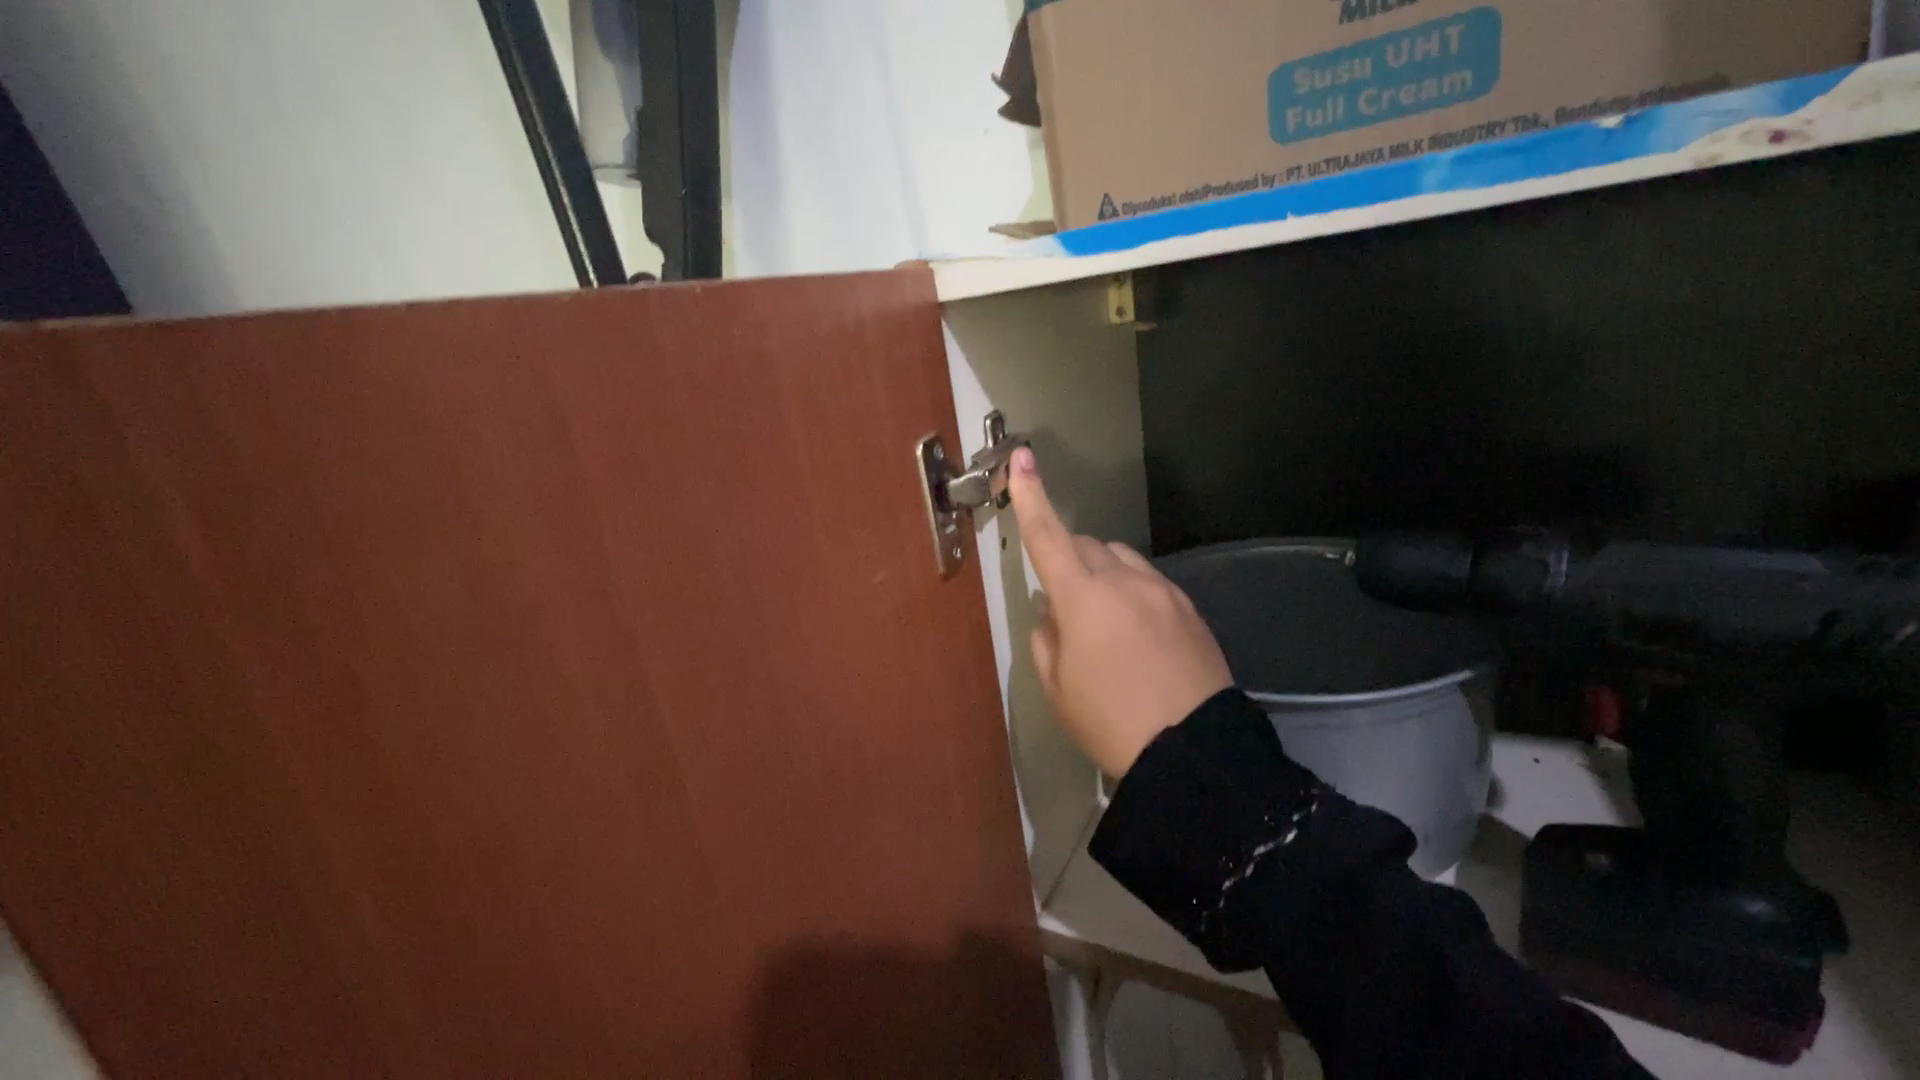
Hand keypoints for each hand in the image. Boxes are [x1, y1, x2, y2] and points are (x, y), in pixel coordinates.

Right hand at [1008, 447, 1232, 777]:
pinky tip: (1137, 636)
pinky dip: (1132, 593)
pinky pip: (1150, 583)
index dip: (1031, 497)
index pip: (1048, 536)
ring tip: (1104, 624)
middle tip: (1064, 607)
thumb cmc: (1110, 722)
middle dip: (1068, 559)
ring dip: (1102, 574)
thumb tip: (1054, 610)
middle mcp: (1125, 580)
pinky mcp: (1190, 608)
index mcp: (1083, 597)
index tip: (1022, 459)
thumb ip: (1046, 637)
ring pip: (1121, 560)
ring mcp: (1163, 591)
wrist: (1193, 751)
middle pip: (1086, 546)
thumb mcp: (1057, 688)